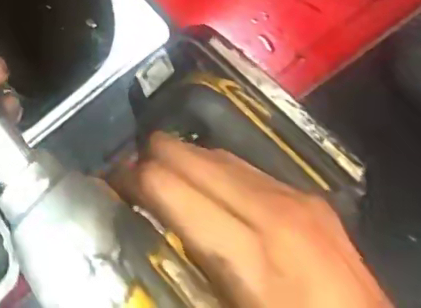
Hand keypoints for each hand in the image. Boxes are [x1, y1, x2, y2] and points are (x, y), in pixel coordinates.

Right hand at [114, 134, 392, 307]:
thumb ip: (183, 269)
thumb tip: (135, 229)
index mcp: (252, 255)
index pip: (162, 182)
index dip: (125, 183)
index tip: (108, 193)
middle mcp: (272, 209)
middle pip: (178, 150)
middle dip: (145, 164)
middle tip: (132, 192)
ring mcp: (296, 198)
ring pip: (207, 150)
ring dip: (180, 167)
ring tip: (167, 195)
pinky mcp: (311, 198)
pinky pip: (242, 166)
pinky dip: (214, 175)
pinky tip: (212, 202)